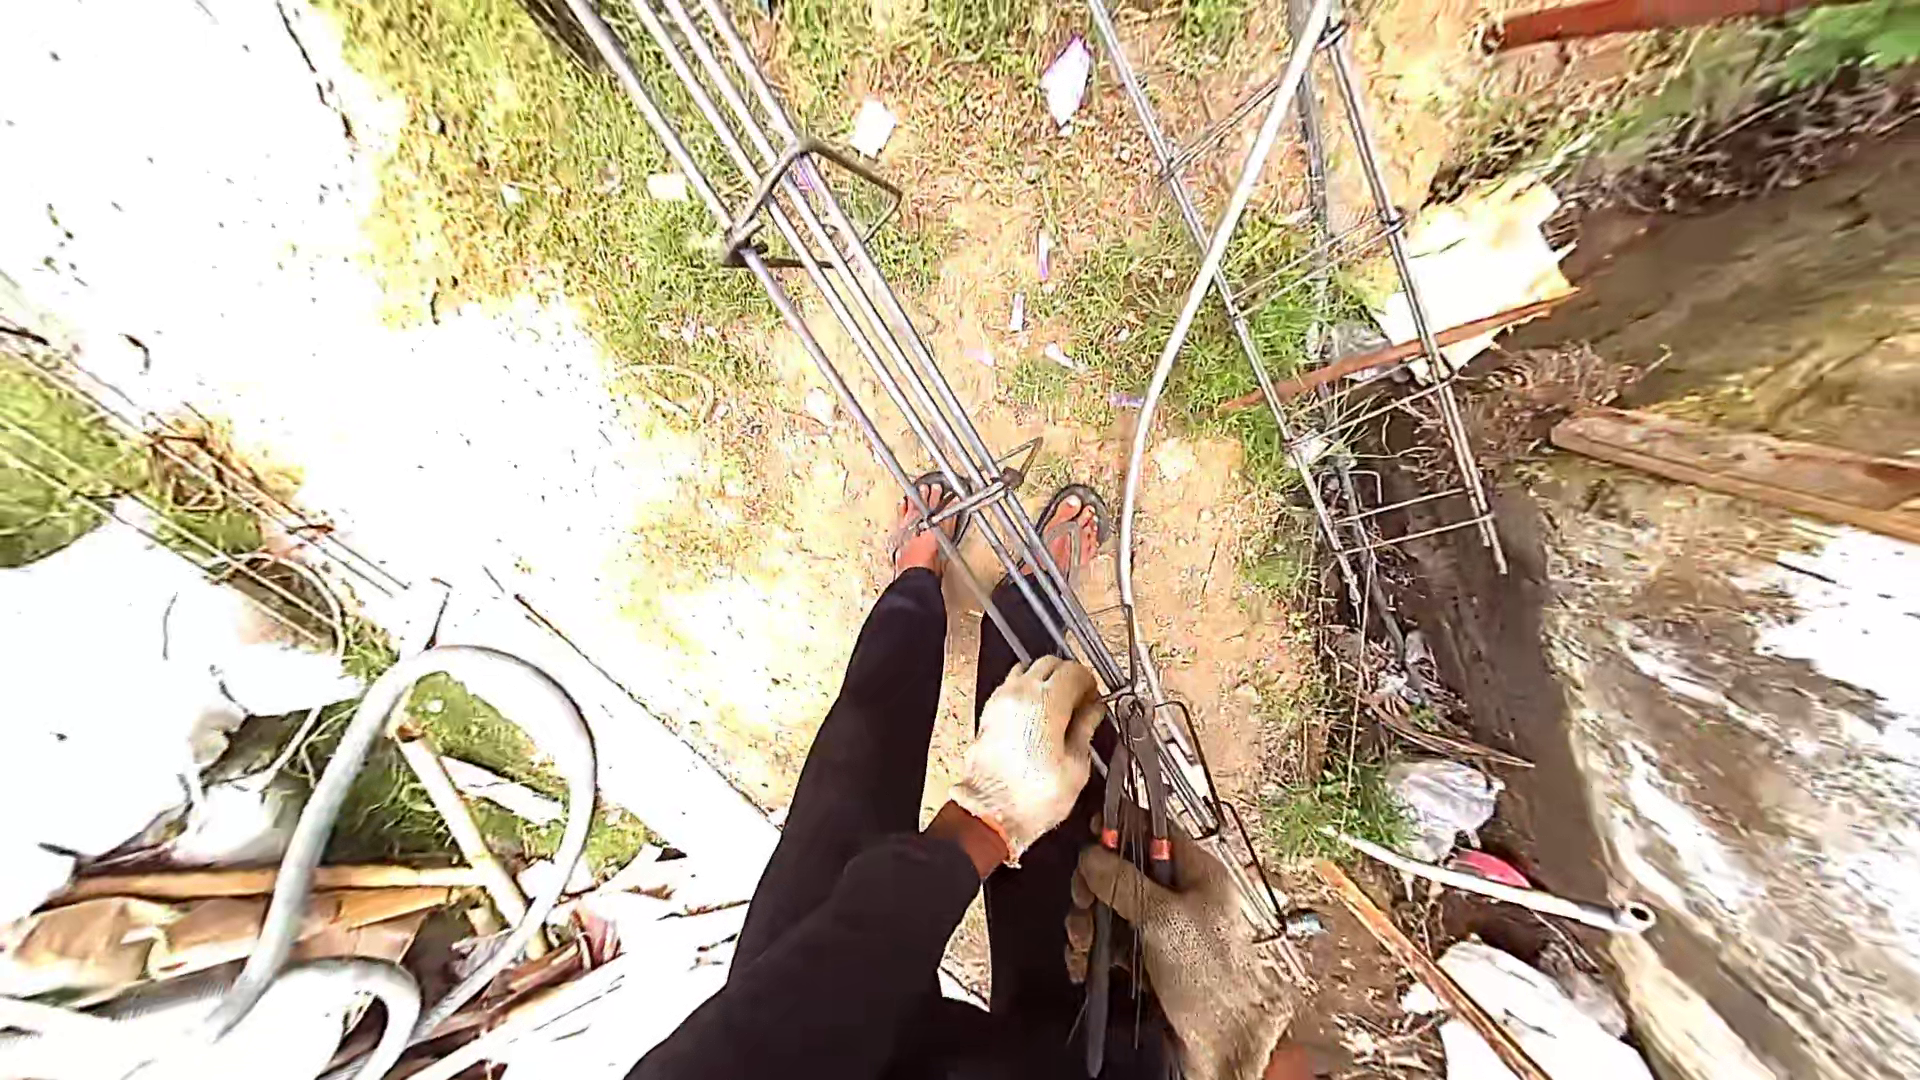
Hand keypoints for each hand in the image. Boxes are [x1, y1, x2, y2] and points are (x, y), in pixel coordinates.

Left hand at [948, 655, 1103, 862]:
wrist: (989, 812)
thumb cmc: (1029, 797)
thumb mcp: (1075, 767)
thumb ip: (1085, 730)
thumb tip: (1092, 713)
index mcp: (1047, 702)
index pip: (1074, 670)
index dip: (1089, 682)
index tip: (1094, 698)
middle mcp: (1021, 693)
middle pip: (1049, 662)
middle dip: (1068, 676)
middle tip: (1080, 699)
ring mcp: (1001, 700)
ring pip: (1027, 669)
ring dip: (1045, 680)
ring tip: (1059, 705)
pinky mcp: (989, 711)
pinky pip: (1010, 686)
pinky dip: (1026, 690)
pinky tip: (1037, 714)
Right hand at [1068, 825, 1292, 1079]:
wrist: (1230, 1053)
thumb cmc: (1209, 974)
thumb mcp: (1163, 918)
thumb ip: (1122, 880)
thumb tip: (1089, 854)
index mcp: (1194, 870)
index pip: (1151, 828)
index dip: (1121, 824)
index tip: (1093, 828)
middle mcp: (1176, 893)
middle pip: (1121, 867)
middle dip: (1094, 883)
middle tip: (1081, 901)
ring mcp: (1160, 927)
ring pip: (1110, 905)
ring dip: (1088, 920)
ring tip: (1081, 942)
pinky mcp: (1146, 958)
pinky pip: (1109, 940)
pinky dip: (1091, 949)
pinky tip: (1082, 963)